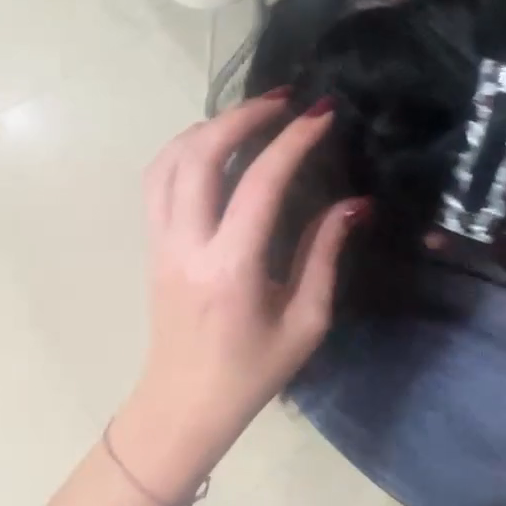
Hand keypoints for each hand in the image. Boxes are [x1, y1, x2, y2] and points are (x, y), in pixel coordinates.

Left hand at [125, 93, 365, 463]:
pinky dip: (185, 146)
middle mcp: (187, 244)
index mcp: (231, 267)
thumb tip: (354, 203)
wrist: (183, 406)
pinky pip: (157, 177)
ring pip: (171, 159)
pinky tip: (215, 142)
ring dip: (211, 124)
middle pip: (202, 155)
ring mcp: (160, 240)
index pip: (261, 183)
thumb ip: (324, 255)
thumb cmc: (251, 372)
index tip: (323, 113)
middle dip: (244, 115)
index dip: (294, 140)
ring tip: (252, 113)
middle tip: (284, 99)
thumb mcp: (305, 322)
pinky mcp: (151, 241)